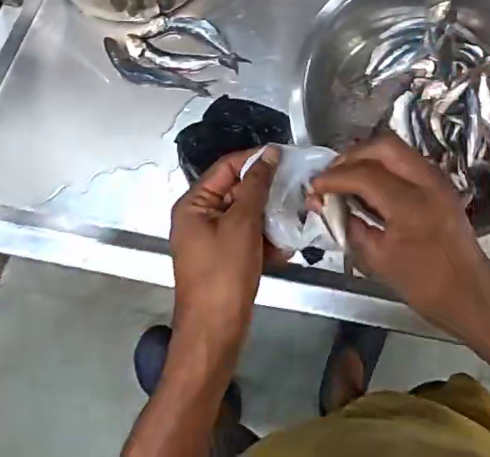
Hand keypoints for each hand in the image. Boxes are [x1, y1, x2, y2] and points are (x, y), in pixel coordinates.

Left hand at [168, 146, 278, 357]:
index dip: (255, 159)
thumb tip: (269, 154)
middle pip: (237, 190)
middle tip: (295, 189)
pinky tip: (285, 249)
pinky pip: (248, 238)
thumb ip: (256, 185)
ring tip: (294, 220)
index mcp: (194, 204)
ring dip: (270, 218)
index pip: (226, 167)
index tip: (284, 157)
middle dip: (267, 193)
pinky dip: (265, 241)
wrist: (214, 336)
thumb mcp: (242, 224)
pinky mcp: (225, 259)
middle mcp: (199, 218)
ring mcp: (211, 240)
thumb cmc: (223, 276)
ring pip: (247, 215)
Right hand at [311, 137, 489, 337]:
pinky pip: (406, 158)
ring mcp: (437, 177)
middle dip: (352, 155)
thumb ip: (348, 226)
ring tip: (347, 175)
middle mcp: (426, 181)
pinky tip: (369, 181)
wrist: (471, 291)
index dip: (334, 178)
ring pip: (396, 147)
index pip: (364, 174)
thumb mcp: (377, 261)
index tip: (315, 186)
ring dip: (367, 155)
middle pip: (382, 145)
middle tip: (332, 174)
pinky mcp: (440, 180)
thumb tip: (323, 205)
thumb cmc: (424, 284)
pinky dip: (383, 162)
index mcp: (410, 204)